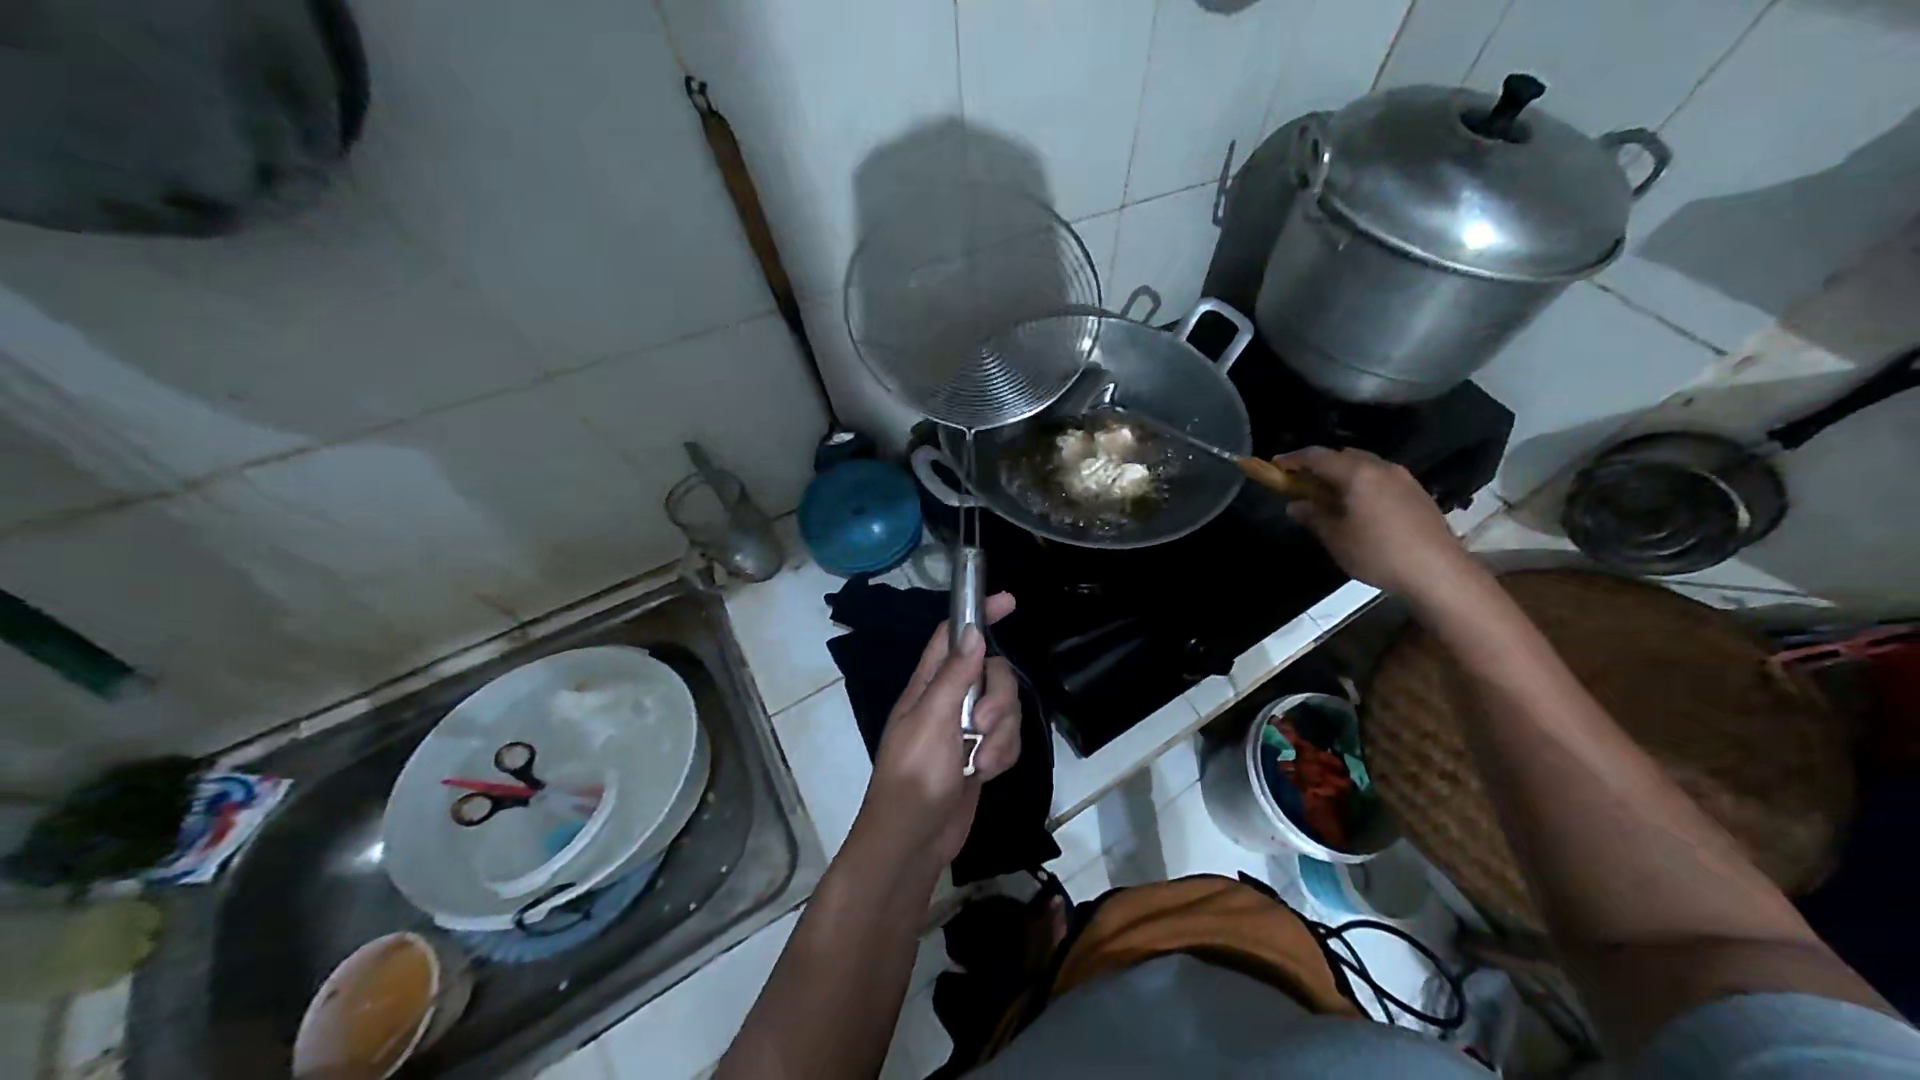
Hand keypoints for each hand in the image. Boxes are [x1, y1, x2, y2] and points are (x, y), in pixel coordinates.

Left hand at [857, 592, 1021, 865]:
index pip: (953, 636)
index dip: (978, 614)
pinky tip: (987, 774)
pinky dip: (1003, 755)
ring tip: (981, 763)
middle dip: (997, 698)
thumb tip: (974, 629)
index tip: (1008, 600)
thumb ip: (954, 675)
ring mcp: (967, 728)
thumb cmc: (914, 775)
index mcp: (928, 685)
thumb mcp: (932, 721)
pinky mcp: (983, 754)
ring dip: (1001, 736)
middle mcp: (949, 700)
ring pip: (1005, 708)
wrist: (915, 839)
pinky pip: (1009, 739)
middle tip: (980, 725)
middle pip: (992, 672)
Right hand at [1277, 447, 1482, 601]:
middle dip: (1320, 465)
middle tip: (1302, 483)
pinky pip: (1381, 478)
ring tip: (1329, 495)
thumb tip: (1295, 505)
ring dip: (1343, 474)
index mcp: (1357, 474)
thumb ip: (1313, 516)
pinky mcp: (1417, 493)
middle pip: (1344, 456)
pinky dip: (1362, 483)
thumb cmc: (1378, 553)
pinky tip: (1358, 506)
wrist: (1438, 571)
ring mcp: (1403, 479)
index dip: (1293, 459)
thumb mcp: (1336, 538)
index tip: (1276, 466)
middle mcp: (1382, 468)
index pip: (1318, 456)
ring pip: (1365, 466)